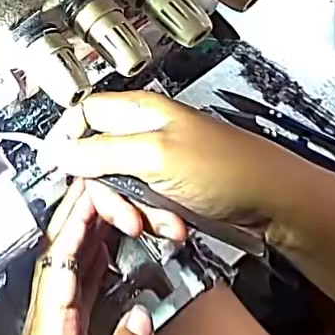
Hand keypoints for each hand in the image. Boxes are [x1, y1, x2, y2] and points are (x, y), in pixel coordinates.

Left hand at [0, 179, 159, 334]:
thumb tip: (141, 313)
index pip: (59, 263)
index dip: (75, 222)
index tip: (91, 189)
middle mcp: (46, 331)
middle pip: (62, 259)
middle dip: (81, 218)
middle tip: (105, 186)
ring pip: (73, 273)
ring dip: (90, 237)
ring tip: (111, 207)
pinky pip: (82, 295)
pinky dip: (97, 268)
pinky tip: (110, 258)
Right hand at [53, 90, 319, 230]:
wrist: (274, 203)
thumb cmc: (230, 169)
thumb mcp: (155, 157)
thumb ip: (102, 152)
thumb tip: (60, 150)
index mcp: (138, 111)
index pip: (83, 114)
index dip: (69, 141)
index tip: (66, 171)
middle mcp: (143, 132)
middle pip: (95, 158)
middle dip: (108, 191)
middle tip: (126, 210)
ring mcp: (156, 160)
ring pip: (117, 187)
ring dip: (133, 210)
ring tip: (161, 219)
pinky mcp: (167, 186)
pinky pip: (141, 204)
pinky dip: (153, 219)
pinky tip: (173, 223)